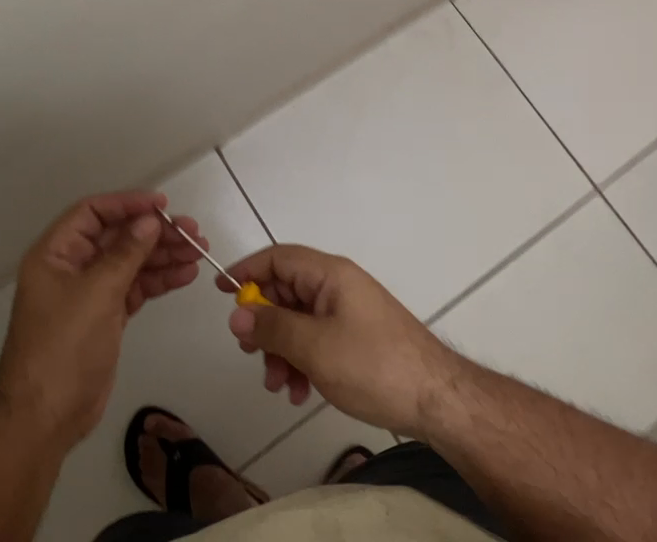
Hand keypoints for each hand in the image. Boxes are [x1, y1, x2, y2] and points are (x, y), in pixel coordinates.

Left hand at [0, 192, 208, 447]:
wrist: (46, 415)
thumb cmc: (63, 346)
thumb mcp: (97, 292)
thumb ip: (126, 253)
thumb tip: (150, 220)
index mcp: (56, 254)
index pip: (93, 213)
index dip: (127, 204)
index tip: (163, 205)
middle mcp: (71, 268)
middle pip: (117, 237)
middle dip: (155, 233)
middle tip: (193, 232)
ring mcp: (89, 294)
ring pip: (131, 263)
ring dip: (163, 255)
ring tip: (199, 251)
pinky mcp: (106, 317)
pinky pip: (136, 288)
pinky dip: (160, 280)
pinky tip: (185, 275)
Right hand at [222, 245, 464, 433]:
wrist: (436, 399)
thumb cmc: (373, 364)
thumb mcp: (314, 347)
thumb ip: (272, 328)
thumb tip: (236, 315)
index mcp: (330, 275)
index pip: (278, 258)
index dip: (247, 271)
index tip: (220, 294)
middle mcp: (338, 287)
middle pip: (285, 292)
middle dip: (263, 325)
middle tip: (249, 354)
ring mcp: (349, 313)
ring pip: (298, 322)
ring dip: (281, 351)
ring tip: (279, 386)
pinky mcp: (357, 339)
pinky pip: (316, 341)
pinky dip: (302, 362)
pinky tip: (300, 393)